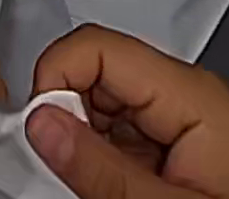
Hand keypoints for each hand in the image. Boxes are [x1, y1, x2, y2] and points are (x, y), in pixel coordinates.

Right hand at [25, 25, 228, 198]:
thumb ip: (102, 169)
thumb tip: (40, 120)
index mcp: (190, 92)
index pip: (96, 45)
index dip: (57, 74)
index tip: (38, 123)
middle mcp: (182, 93)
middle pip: (94, 68)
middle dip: (67, 107)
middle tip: (64, 161)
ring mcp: (177, 117)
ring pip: (99, 98)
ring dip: (81, 133)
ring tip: (95, 183)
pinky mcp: (173, 144)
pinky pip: (115, 128)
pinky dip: (98, 152)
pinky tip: (111, 186)